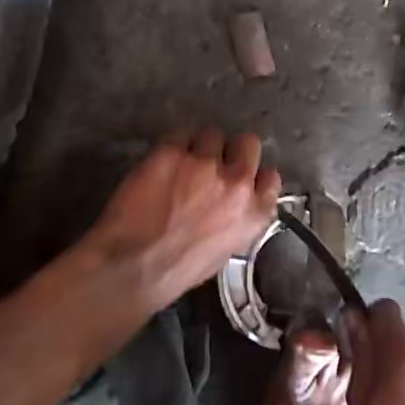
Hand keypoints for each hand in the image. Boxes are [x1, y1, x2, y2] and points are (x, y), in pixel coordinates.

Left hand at [78, 129, 281, 308]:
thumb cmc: (178, 270)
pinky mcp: (172, 152)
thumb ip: (237, 218)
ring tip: (180, 164)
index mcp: (254, 213)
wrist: (133, 267)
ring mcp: (204, 163)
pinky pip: (177, 135)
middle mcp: (237, 182)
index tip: (238, 177)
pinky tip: (159, 164)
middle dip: (232, 150)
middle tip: (211, 162)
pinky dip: (170, 146)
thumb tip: (232, 203)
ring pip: (211, 135)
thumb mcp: (225, 250)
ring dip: (199, 146)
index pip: (270, 176)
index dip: (252, 173)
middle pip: (247, 143)